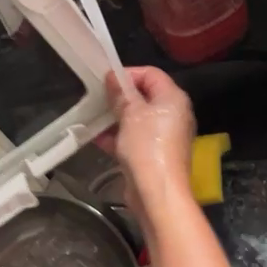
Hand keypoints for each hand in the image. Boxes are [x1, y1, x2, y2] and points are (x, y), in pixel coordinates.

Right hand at [100, 66, 195, 217]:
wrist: (157, 193)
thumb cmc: (146, 147)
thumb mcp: (130, 114)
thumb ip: (121, 94)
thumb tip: (113, 76)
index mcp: (173, 98)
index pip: (151, 74)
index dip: (128, 74)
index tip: (106, 82)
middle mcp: (173, 114)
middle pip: (144, 96)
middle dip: (119, 97)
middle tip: (98, 99)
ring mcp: (164, 136)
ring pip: (137, 119)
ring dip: (115, 118)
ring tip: (93, 118)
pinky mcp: (154, 154)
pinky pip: (135, 138)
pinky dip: (118, 137)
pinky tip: (96, 138)